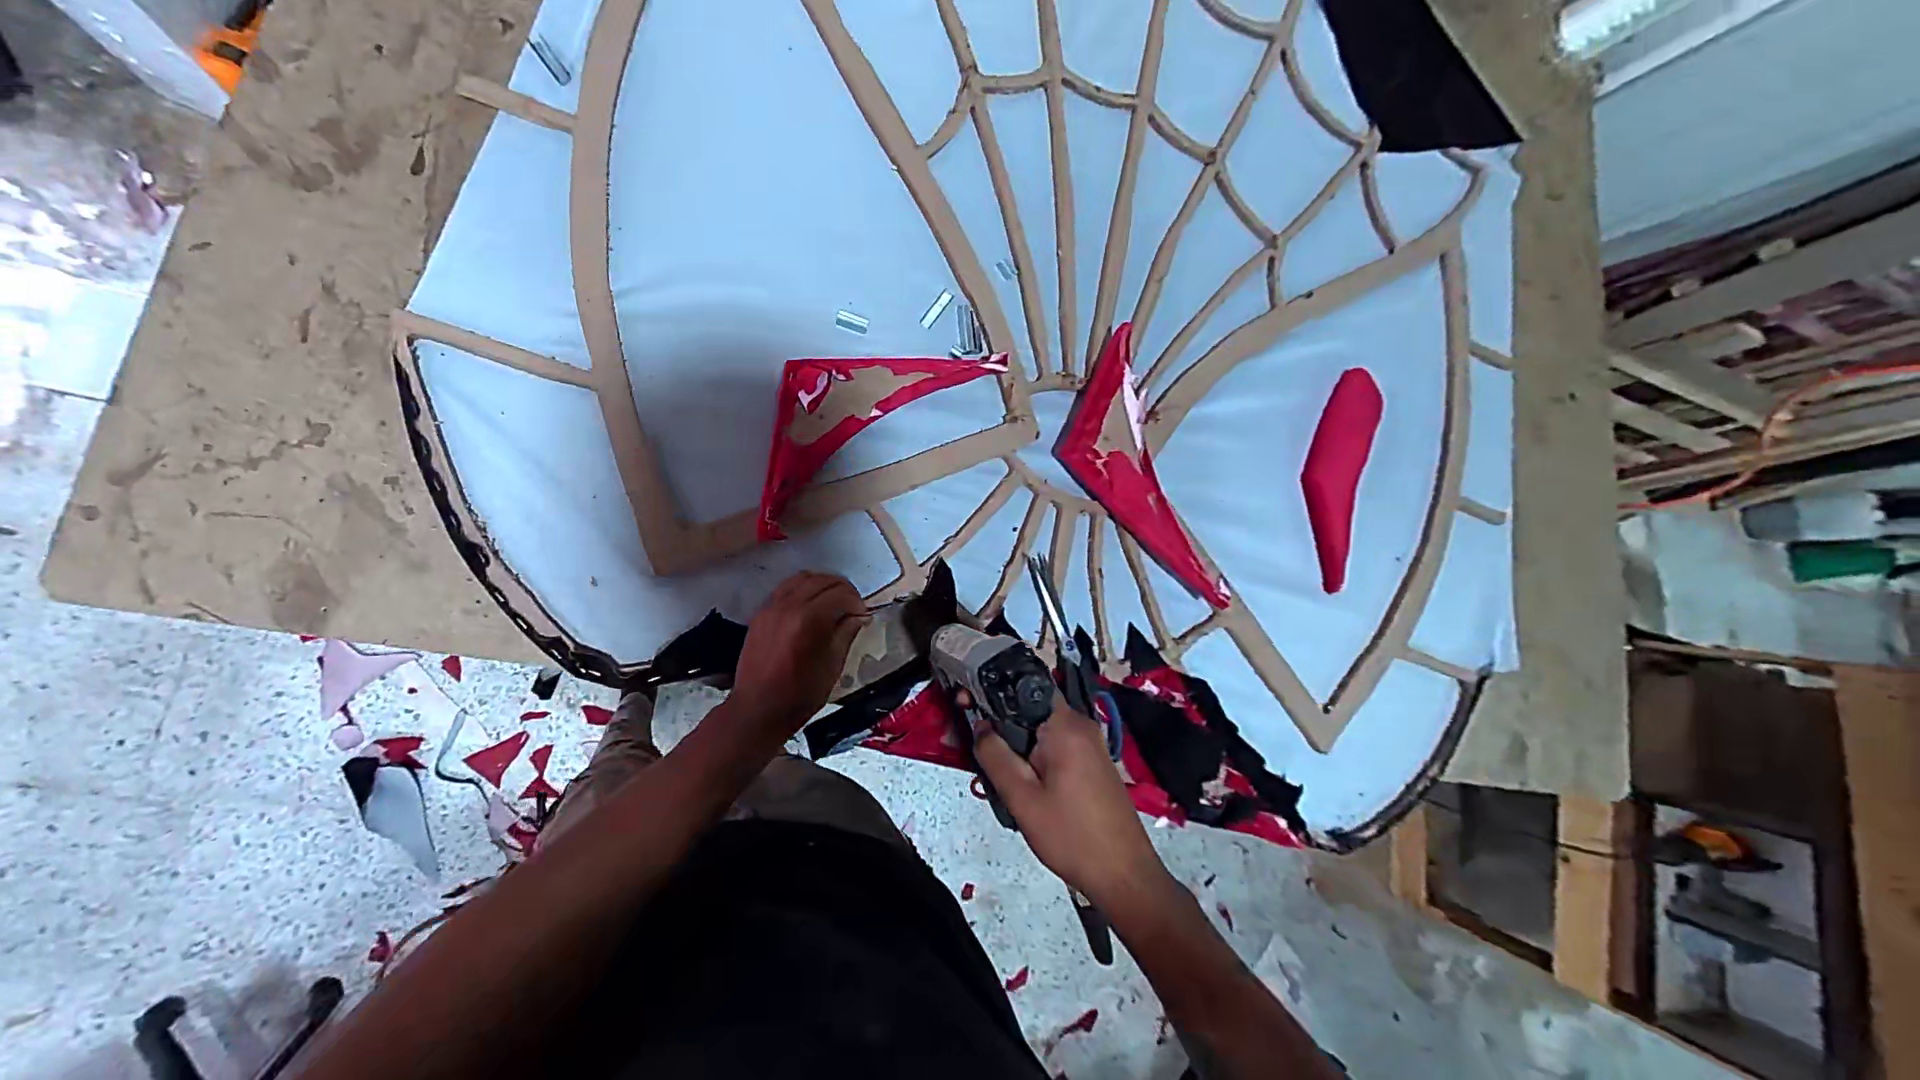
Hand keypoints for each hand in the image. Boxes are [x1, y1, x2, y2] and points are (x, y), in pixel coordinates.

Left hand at [729, 572, 867, 736]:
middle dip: (842, 589)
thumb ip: (845, 634)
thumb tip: (858, 615)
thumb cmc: (800, 695)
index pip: (840, 594)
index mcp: (808, 620)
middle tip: (853, 606)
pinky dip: (802, 589)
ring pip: (802, 578)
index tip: (863, 614)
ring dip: (822, 585)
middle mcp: (788, 606)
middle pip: (822, 580)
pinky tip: (810, 606)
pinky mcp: (760, 613)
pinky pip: (785, 588)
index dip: (856, 602)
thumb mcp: (832, 666)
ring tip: (833, 602)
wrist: (757, 710)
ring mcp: (771, 607)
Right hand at [971, 699, 1175, 914]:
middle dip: (1005, 729)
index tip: (970, 712)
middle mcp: (1082, 725)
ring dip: (1020, 750)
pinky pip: (1056, 747)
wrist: (1123, 875)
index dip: (993, 695)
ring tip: (1005, 782)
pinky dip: (1037, 761)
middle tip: (984, 759)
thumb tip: (979, 725)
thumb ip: (995, 755)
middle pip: (1031, 710)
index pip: (1024, 687)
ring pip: (1042, 732)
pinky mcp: (1094, 762)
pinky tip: (1029, 791)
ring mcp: (1091, 744)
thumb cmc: (1072, 836)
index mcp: (1065, 725)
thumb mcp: (1021, 797)